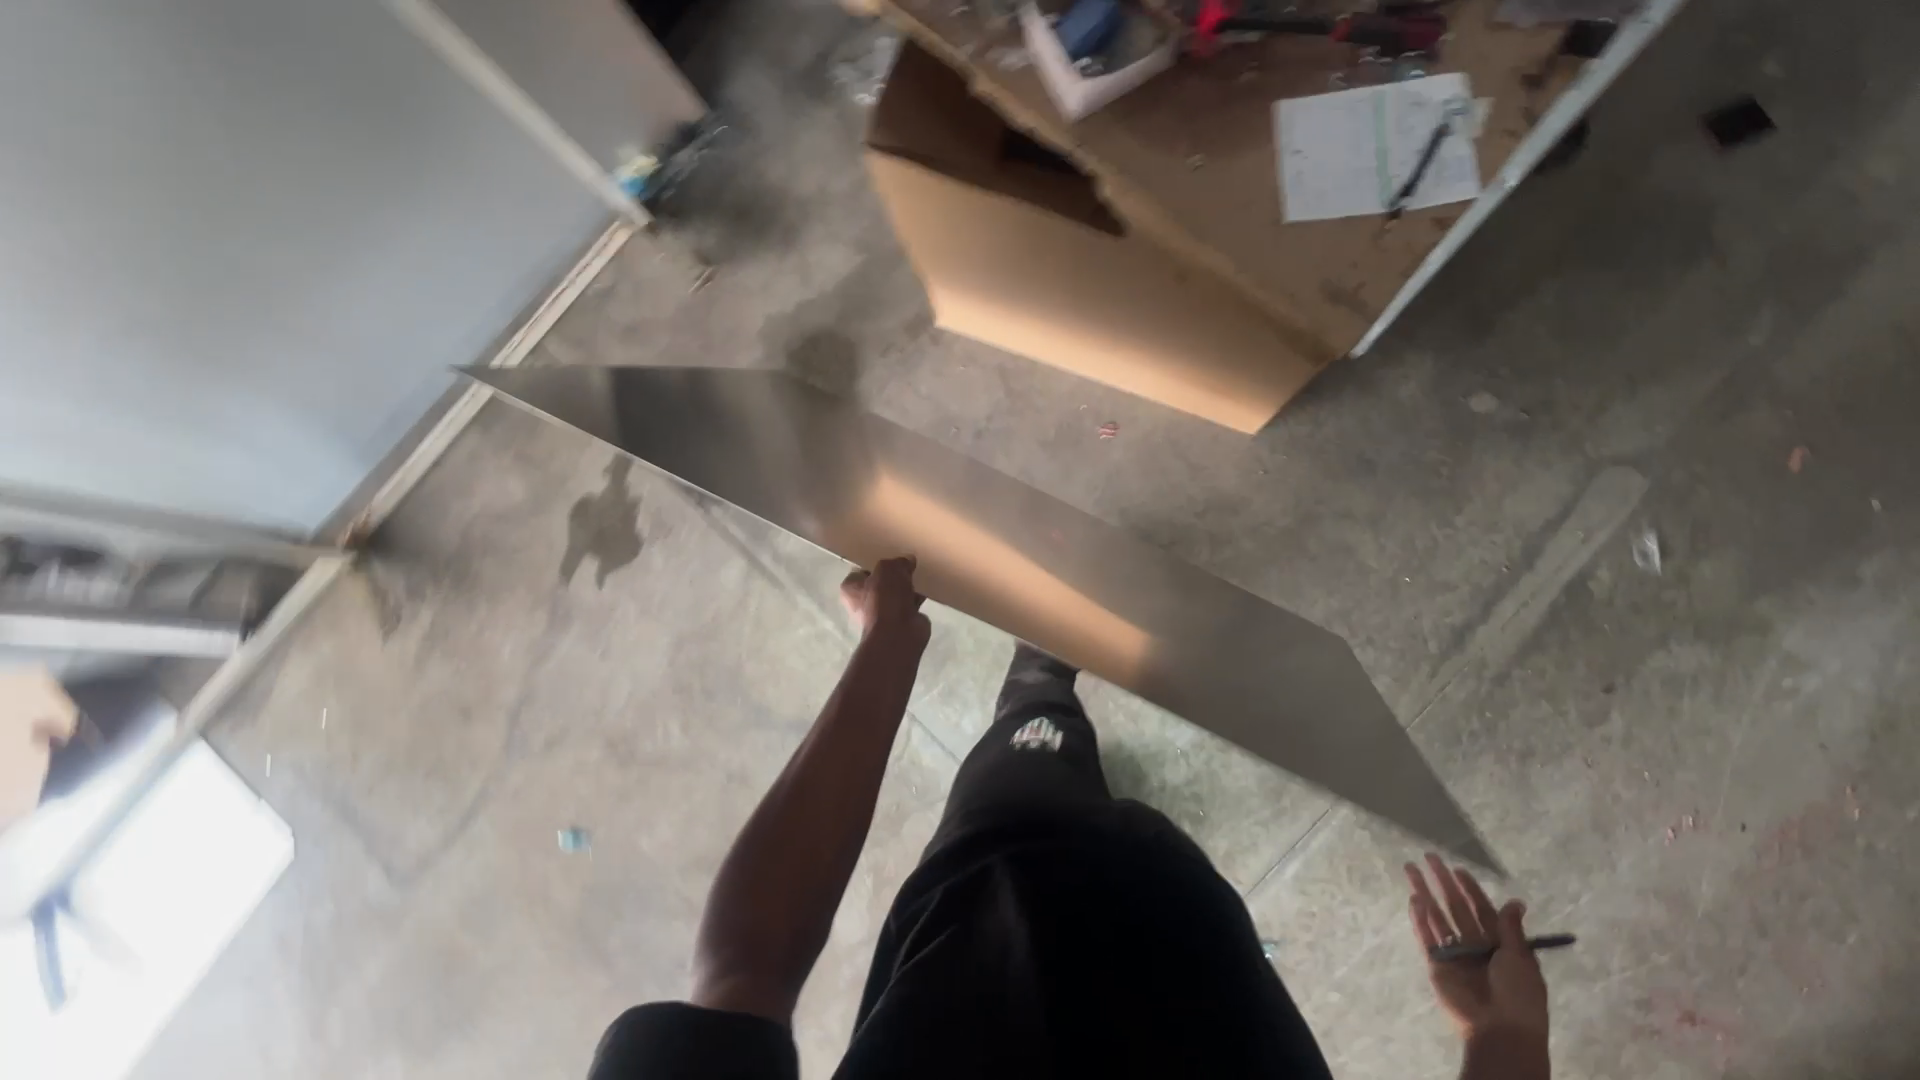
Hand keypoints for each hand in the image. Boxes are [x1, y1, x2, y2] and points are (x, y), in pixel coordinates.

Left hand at [839, 556, 930, 648]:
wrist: (898, 633)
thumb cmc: (885, 597)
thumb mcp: (889, 569)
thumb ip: (898, 562)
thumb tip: (908, 560)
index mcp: (850, 589)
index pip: (860, 571)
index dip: (874, 564)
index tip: (889, 558)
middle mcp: (862, 603)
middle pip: (879, 583)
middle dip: (893, 576)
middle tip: (907, 566)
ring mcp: (881, 614)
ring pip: (894, 594)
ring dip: (906, 588)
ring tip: (918, 575)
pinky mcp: (898, 622)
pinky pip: (908, 605)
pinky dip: (916, 599)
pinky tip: (926, 590)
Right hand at [1405, 854, 1548, 1046]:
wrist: (1500, 1029)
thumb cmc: (1519, 995)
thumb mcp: (1521, 959)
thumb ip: (1511, 929)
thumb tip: (1515, 901)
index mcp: (1500, 946)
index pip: (1482, 910)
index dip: (1471, 889)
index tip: (1458, 869)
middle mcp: (1476, 946)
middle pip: (1456, 908)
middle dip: (1443, 883)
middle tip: (1429, 858)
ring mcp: (1454, 954)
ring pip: (1437, 917)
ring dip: (1424, 893)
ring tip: (1411, 869)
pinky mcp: (1437, 964)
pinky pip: (1427, 937)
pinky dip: (1419, 919)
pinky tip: (1413, 899)